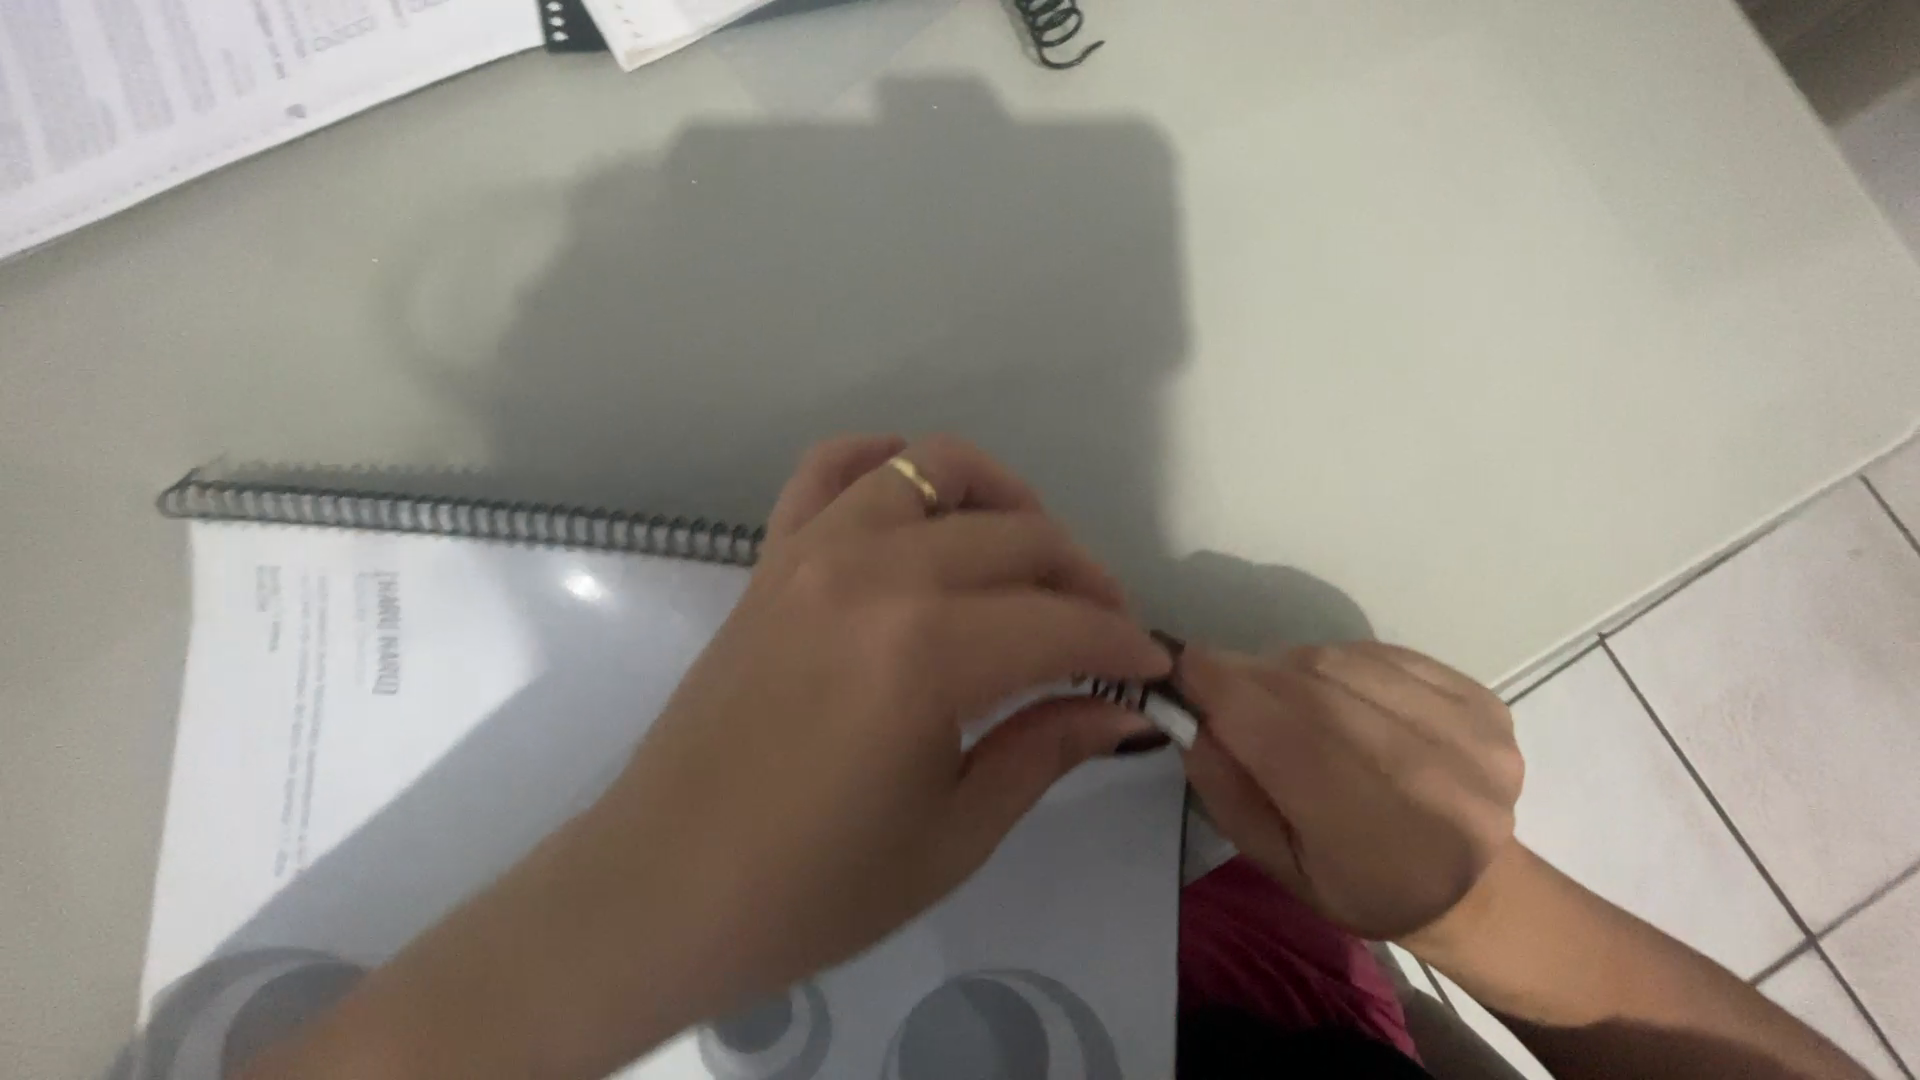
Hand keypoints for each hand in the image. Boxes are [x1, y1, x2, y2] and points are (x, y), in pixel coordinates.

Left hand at [235, 435, 1169, 1079]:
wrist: (664, 887)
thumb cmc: (814, 886)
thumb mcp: (954, 834)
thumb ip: (1045, 749)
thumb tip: (1123, 709)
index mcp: (925, 655)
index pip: (1061, 624)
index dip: (1121, 645)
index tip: (1149, 671)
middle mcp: (874, 575)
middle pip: (1016, 537)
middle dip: (1083, 580)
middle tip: (1102, 632)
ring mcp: (813, 551)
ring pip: (934, 466)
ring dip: (1003, 499)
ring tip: (1027, 555)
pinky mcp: (771, 556)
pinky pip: (830, 466)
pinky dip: (886, 461)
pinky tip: (920, 505)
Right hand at [1176, 642, 1522, 940]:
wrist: (1475, 891)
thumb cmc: (1359, 886)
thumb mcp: (1274, 861)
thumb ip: (1227, 790)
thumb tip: (1193, 718)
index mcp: (1370, 836)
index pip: (1281, 736)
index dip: (1222, 688)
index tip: (1180, 665)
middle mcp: (1428, 778)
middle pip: (1308, 689)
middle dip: (1248, 675)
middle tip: (1218, 681)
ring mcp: (1465, 734)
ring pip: (1340, 662)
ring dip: (1291, 667)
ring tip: (1282, 696)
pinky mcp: (1481, 701)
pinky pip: (1380, 655)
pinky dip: (1339, 662)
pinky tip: (1336, 692)